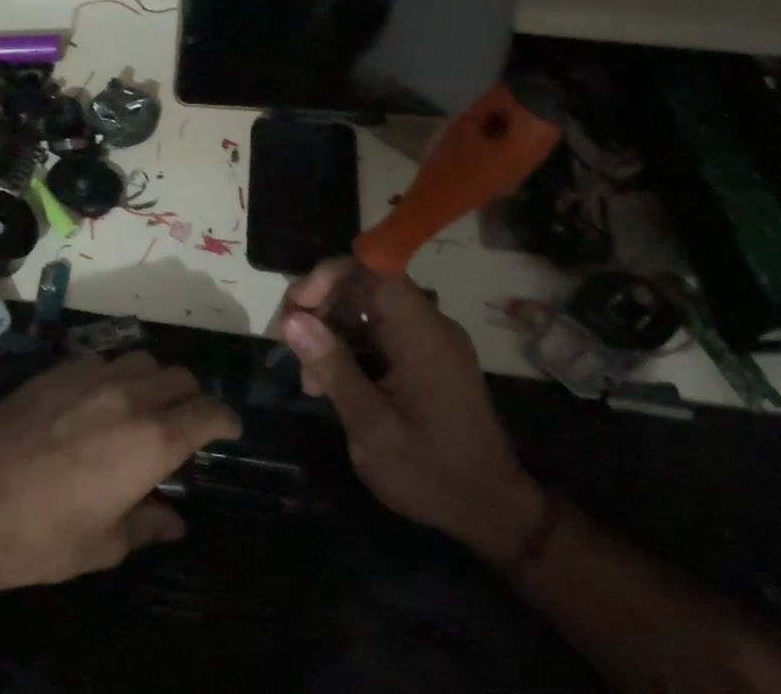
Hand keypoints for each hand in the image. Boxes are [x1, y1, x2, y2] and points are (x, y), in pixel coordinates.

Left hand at [0, 351, 240, 608]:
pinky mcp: (50, 374)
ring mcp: (85, 378)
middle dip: (191, 398)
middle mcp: (126, 396)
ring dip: (152, 379)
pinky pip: (97, 360)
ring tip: (140, 406)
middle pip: (178, 377)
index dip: (226, 420)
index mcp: (152, 439)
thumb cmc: (42, 537)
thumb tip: (174, 521)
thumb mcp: (104, 544)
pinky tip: (94, 402)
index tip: (229, 429)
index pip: (208, 413)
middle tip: (183, 424)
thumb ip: (146, 524)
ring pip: (139, 359)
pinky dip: (111, 375)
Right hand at [276, 258, 547, 563]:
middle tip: (289, 348)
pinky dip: (350, 350)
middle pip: (366, 287)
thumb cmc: (429, 471)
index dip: (330, 275)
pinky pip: (381, 335)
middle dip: (321, 308)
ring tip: (310, 381)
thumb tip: (293, 319)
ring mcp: (431, 344)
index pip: (375, 269)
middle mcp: (431, 327)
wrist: (490, 511)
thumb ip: (332, 368)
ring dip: (331, 334)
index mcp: (423, 335)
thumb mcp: (371, 426)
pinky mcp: (428, 362)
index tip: (298, 309)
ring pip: (368, 312)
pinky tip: (330, 385)